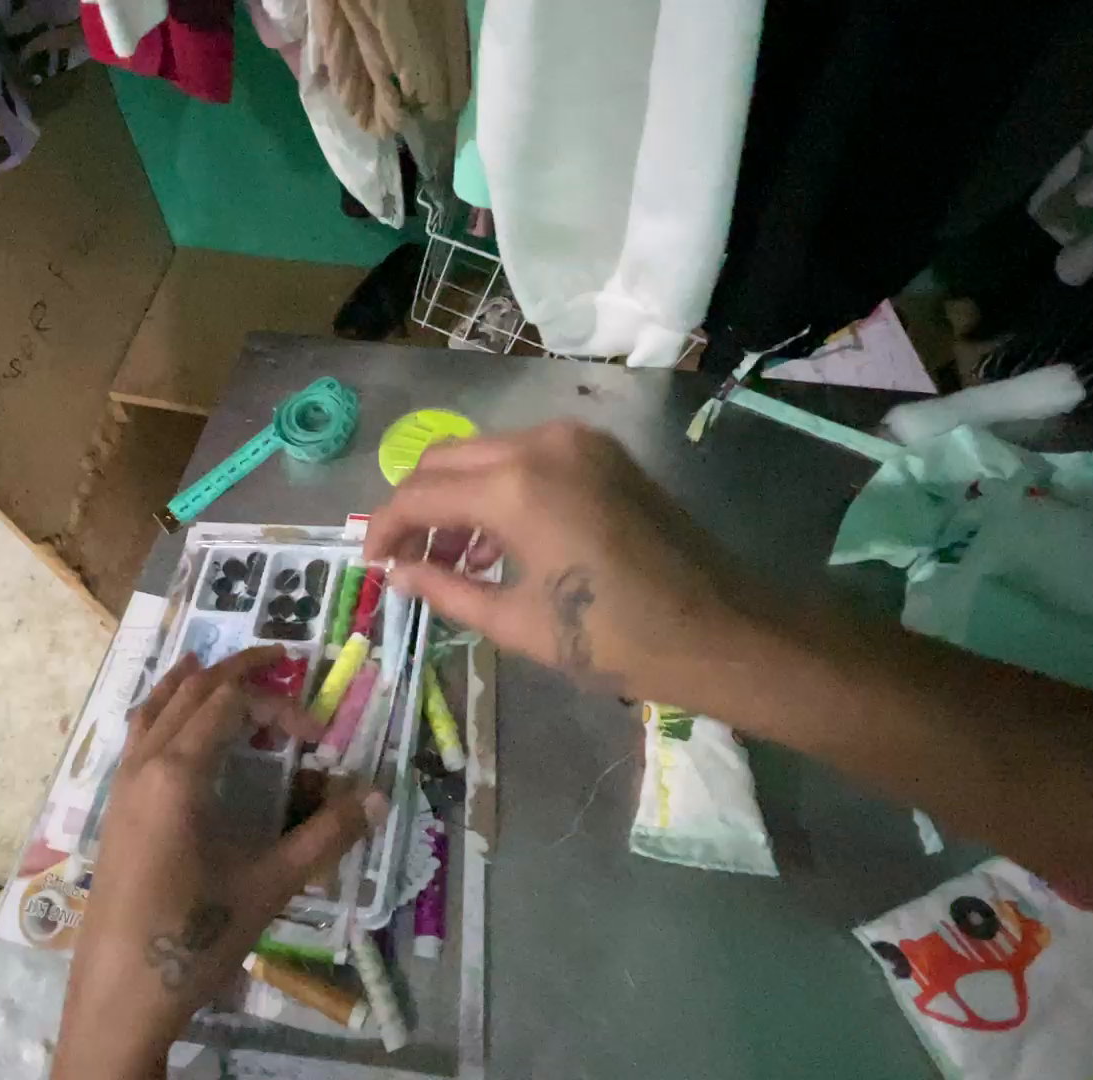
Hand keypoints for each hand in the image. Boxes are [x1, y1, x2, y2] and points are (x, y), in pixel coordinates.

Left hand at [53, 648, 387, 1079]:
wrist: (119, 997)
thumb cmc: (194, 936)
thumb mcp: (270, 883)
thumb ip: (327, 835)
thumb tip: (380, 796)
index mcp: (178, 771)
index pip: (231, 704)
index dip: (278, 706)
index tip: (316, 738)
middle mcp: (145, 763)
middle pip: (192, 691)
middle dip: (237, 670)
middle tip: (279, 659)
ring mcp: (122, 784)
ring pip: (154, 706)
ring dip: (190, 680)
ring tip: (214, 662)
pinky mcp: (115, 807)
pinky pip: (136, 734)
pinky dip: (159, 708)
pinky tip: (169, 720)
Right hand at [364, 420, 772, 708]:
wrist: (718, 631)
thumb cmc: (611, 639)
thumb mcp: (513, 621)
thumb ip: (443, 588)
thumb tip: (396, 574)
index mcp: (514, 487)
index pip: (419, 494)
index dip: (385, 530)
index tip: (374, 564)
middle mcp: (539, 443)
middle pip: (444, 459)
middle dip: (415, 507)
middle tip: (406, 557)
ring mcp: (575, 439)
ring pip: (482, 453)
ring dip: (454, 497)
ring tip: (451, 557)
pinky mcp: (599, 449)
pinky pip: (523, 456)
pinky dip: (496, 488)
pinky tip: (497, 539)